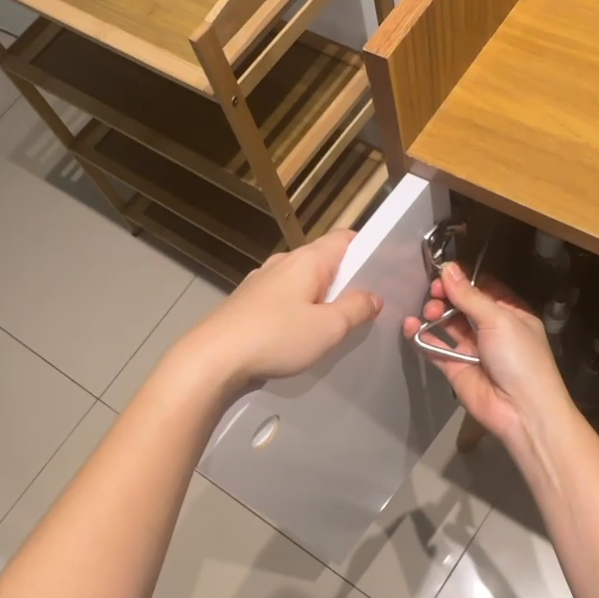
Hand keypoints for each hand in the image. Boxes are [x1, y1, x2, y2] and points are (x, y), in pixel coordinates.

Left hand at [176, 230, 382, 384]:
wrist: (213, 359)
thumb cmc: (275, 338)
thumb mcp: (328, 328)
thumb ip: (355, 310)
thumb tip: (373, 297)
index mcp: (307, 260)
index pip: (345, 238)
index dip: (368, 250)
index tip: (384, 273)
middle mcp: (283, 263)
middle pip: (325, 261)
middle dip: (346, 281)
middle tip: (366, 308)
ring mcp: (262, 282)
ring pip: (303, 283)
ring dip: (321, 299)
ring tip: (335, 326)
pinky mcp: (248, 303)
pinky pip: (284, 300)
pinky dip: (299, 311)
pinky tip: (300, 336)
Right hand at [401, 262, 570, 449]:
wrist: (521, 410)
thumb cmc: (520, 358)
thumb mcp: (499, 320)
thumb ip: (470, 296)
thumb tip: (448, 268)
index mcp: (511, 313)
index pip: (484, 288)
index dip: (464, 279)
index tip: (444, 271)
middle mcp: (491, 329)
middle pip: (462, 305)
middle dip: (447, 295)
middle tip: (433, 292)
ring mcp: (472, 349)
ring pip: (447, 325)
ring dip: (435, 314)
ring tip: (428, 312)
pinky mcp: (455, 368)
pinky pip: (435, 349)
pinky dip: (422, 337)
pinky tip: (410, 326)